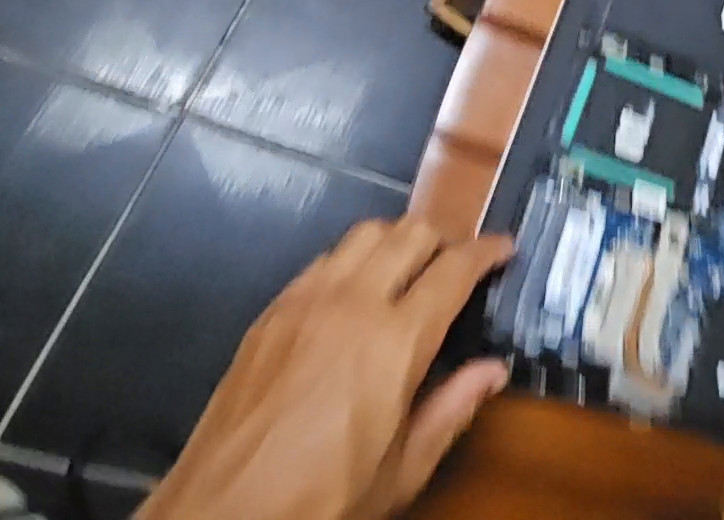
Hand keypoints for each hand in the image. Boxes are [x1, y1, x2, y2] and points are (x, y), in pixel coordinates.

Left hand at [139, 218, 513, 519]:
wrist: (217, 519)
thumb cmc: (323, 498)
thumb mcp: (403, 471)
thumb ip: (454, 408)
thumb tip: (495, 368)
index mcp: (395, 339)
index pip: (455, 268)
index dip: (488, 251)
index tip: (506, 249)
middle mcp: (353, 302)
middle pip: (413, 232)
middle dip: (447, 238)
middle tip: (460, 263)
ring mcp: (307, 300)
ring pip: (367, 232)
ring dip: (400, 239)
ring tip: (412, 268)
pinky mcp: (272, 310)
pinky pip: (326, 258)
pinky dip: (356, 258)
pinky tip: (357, 290)